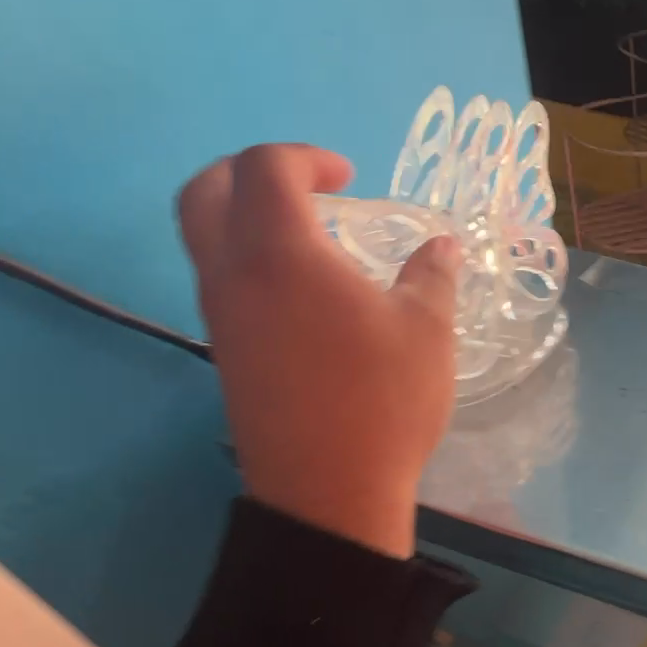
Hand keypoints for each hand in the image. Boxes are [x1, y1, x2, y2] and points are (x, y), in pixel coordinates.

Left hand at [176, 144, 459, 557]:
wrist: (330, 487)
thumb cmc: (384, 400)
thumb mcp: (428, 332)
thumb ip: (432, 276)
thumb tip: (440, 244)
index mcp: (282, 252)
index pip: (266, 169)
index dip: (306, 158)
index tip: (349, 177)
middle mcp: (234, 272)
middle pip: (206, 191)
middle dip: (251, 173)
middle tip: (306, 189)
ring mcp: (221, 314)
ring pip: (205, 237)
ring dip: (246, 217)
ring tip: (310, 240)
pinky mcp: (226, 350)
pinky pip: (221, 279)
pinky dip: (250, 260)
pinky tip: (304, 294)